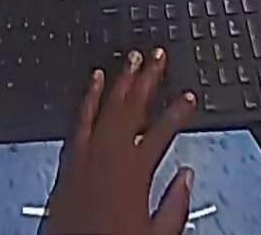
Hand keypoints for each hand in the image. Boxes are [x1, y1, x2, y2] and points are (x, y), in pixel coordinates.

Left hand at [43, 48, 196, 234]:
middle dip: (149, 78)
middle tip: (158, 55)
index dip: (178, 110)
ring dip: (122, 78)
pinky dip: (90, 93)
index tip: (189, 95)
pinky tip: (96, 76)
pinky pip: (82, 114)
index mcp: (136, 171)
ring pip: (109, 103)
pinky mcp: (71, 153)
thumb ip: (174, 205)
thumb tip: (187, 175)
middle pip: (134, 105)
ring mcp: (89, 149)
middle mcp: (112, 152)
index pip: (163, 130)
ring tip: (133, 55)